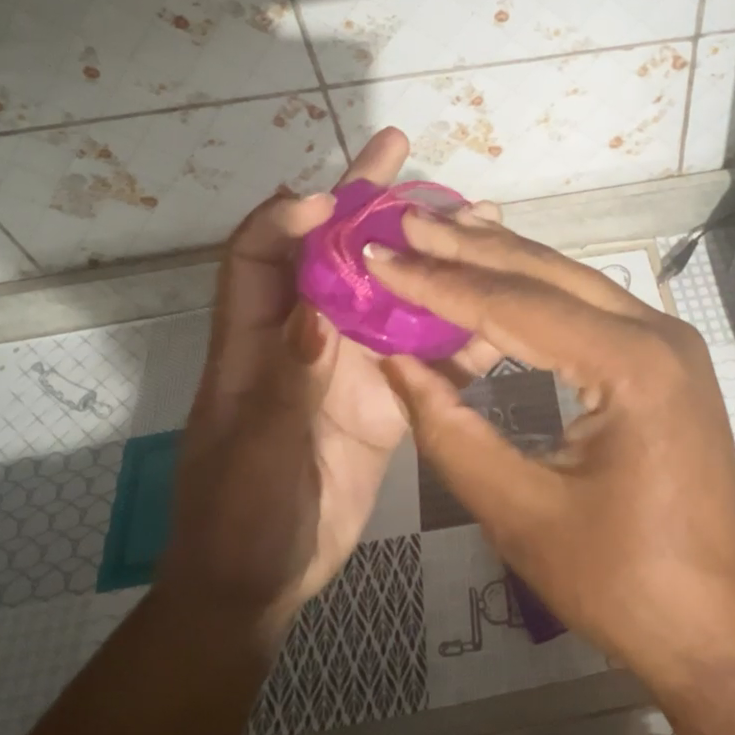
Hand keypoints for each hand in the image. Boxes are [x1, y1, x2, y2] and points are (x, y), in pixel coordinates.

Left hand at [155, 129, 498, 627]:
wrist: (261, 583)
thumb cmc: (236, 516)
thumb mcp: (253, 448)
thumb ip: (286, 381)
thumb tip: (317, 310)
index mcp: (251, 339)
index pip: (259, 255)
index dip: (290, 218)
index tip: (336, 197)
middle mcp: (302, 338)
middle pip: (332, 255)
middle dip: (363, 203)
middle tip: (400, 151)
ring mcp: (348, 367)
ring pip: (388, 294)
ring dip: (424, 257)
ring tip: (475, 219)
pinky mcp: (385, 399)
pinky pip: (424, 352)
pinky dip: (457, 327)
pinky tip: (498, 304)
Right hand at [366, 214, 734, 682]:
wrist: (725, 634)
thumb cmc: (626, 585)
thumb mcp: (523, 513)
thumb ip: (452, 431)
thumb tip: (395, 362)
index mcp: (631, 363)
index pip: (514, 303)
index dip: (438, 282)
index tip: (377, 255)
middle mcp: (658, 333)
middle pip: (549, 275)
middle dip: (472, 249)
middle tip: (405, 221)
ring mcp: (671, 346)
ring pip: (574, 285)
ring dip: (506, 263)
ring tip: (441, 236)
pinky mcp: (669, 367)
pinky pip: (593, 314)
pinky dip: (539, 297)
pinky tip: (500, 288)